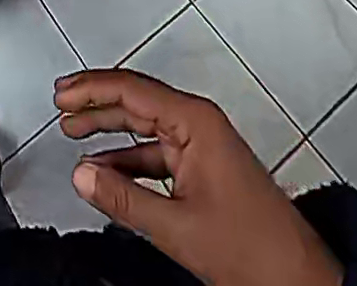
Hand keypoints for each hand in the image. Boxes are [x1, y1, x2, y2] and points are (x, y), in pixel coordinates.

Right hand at [55, 69, 342, 285]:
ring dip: (108, 127)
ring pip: (143, 123)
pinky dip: (127, 157)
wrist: (294, 275)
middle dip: (96, 101)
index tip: (63, 94)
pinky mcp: (200, 163)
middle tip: (61, 103)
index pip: (132, 90)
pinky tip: (104, 166)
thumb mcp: (176, 225)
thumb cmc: (250, 246)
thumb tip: (81, 173)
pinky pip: (154, 150)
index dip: (92, 89)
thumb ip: (123, 198)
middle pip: (136, 99)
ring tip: (73, 128)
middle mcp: (196, 121)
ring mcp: (199, 141)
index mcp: (194, 120)